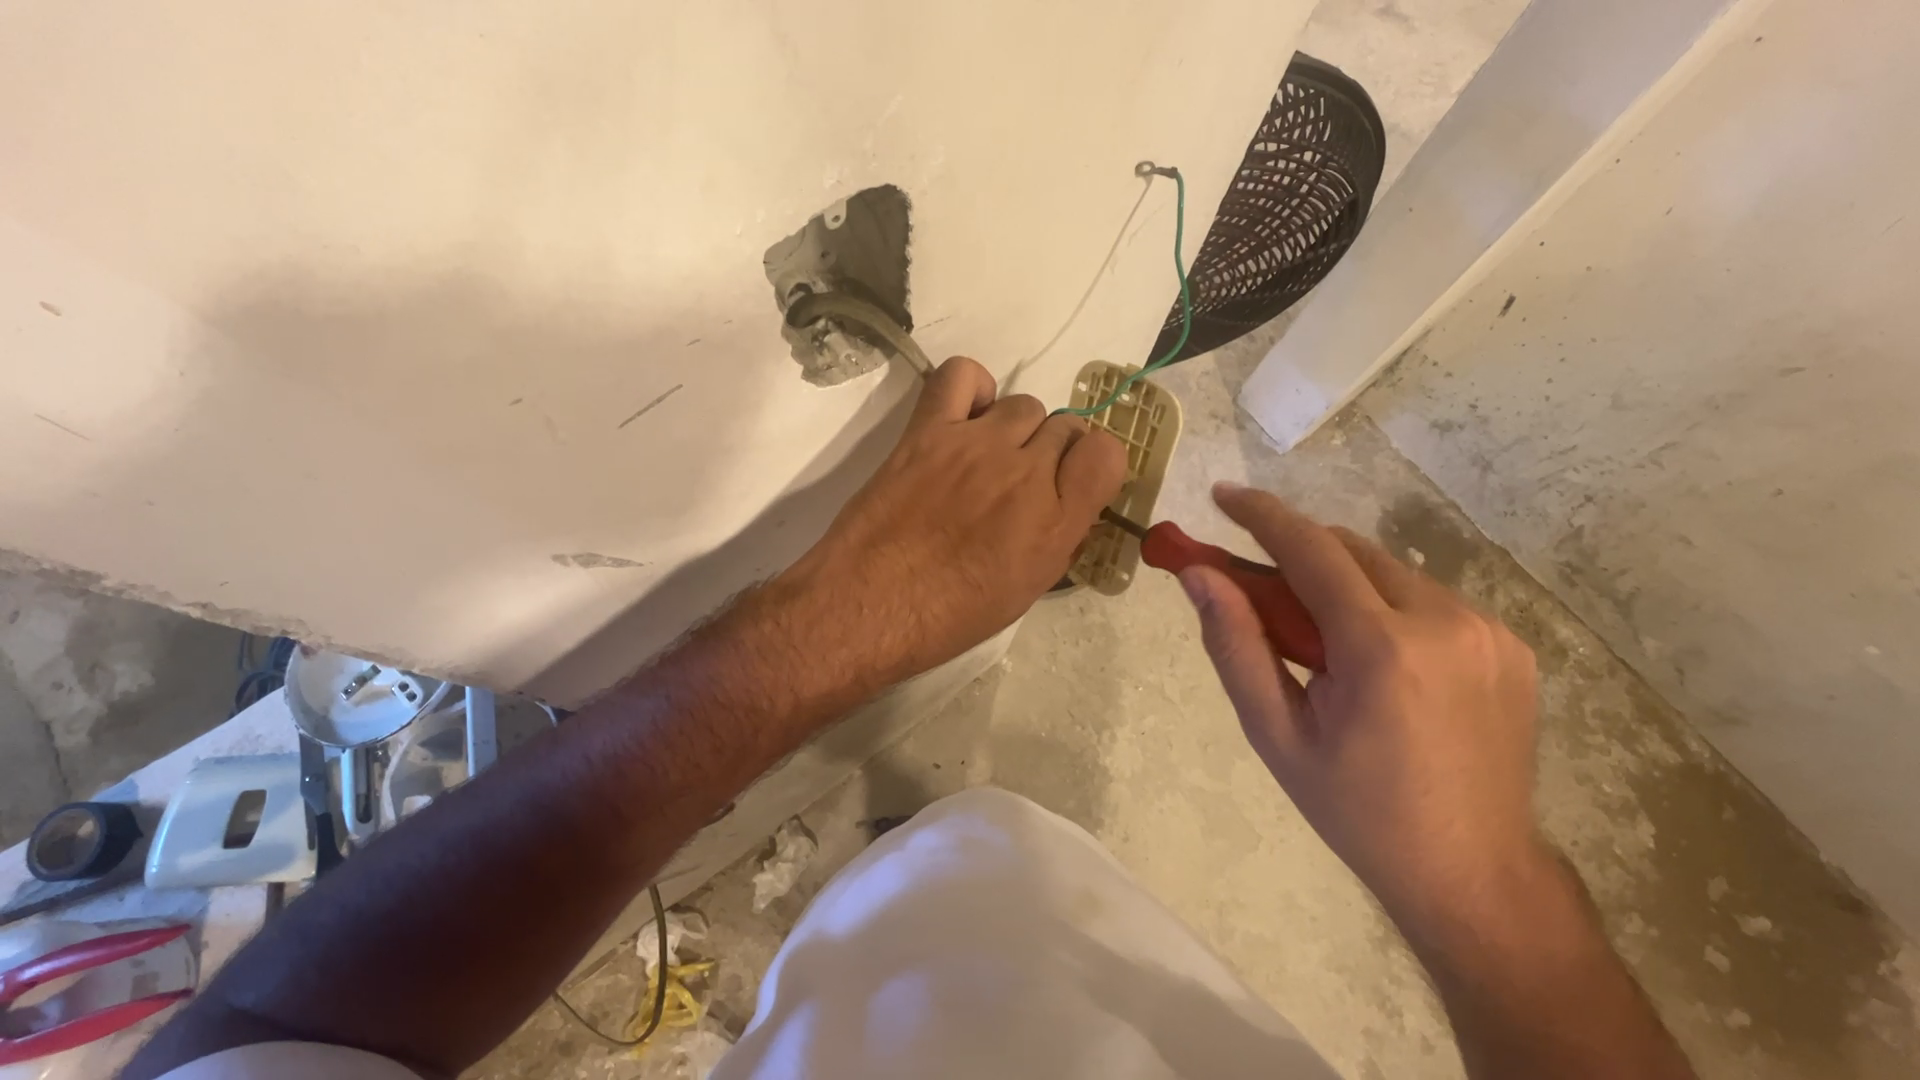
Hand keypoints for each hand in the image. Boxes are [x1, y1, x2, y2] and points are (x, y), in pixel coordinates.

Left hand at [780, 356, 1125, 684]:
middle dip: (1051, 453)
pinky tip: (964, 417)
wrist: (869, 607)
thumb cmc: (949, 616)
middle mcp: (1026, 473)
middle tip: (1018, 482)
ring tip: (986, 458)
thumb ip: (1057, 538)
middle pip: (1064, 426)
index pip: (1106, 453)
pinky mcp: (928, 430)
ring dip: (1014, 429)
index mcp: (1057, 521)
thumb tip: (1067, 507)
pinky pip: (962, 375)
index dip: (1091, 465)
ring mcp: (976, 445)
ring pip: (1023, 405)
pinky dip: (972, 387)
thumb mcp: (1025, 590)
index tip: (1071, 484)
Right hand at [1179, 483, 1548, 934]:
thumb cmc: (1356, 808)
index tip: (1224, 495)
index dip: (1262, 515)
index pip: (1311, 549)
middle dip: (1299, 554)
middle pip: (1353, 551)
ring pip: (1394, 572)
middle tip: (1261, 590)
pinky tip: (1380, 663)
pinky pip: (1432, 600)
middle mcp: (1445, 621)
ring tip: (1324, 644)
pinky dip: (1389, 608)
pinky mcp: (1512, 646)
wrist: (1473, 871)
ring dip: (1345, 584)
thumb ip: (1235, 645)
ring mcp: (1489, 631)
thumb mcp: (1276, 734)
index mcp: (1381, 647)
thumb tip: (1198, 575)